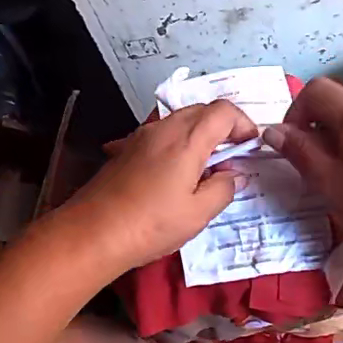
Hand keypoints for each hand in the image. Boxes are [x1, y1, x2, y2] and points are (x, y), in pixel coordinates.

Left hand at [43, 99, 257, 276]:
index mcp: (187, 139)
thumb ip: (223, 188)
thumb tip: (233, 175)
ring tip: (203, 168)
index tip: (250, 146)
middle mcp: (163, 129)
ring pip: (178, 121)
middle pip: (200, 110)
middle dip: (222, 127)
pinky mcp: (124, 149)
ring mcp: (140, 137)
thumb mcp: (197, 214)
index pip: (223, 111)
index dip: (243, 123)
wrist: (92, 233)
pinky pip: (159, 135)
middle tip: (230, 157)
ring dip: (197, 135)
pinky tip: (173, 172)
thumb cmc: (150, 224)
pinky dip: (176, 143)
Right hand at [261, 78, 342, 271]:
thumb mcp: (327, 181)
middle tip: (308, 163)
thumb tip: (272, 132)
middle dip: (312, 126)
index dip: (295, 113)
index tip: (292, 145)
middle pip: (334, 101)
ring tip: (330, 172)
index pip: (316, 91)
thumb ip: (299, 150)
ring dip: (330, 136)